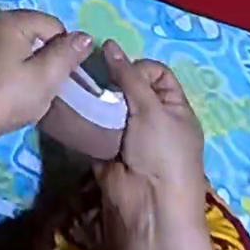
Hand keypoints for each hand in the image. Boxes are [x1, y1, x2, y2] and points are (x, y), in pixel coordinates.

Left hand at [0, 10, 89, 144]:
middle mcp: (1, 22)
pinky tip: (21, 89)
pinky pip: (15, 54)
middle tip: (50, 84)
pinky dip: (23, 69)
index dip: (65, 50)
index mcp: (14, 20)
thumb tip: (86, 36)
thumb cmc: (8, 95)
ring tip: (36, 89)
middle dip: (51, 56)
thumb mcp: (45, 76)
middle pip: (41, 32)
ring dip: (38, 65)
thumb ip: (67, 54)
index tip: (62, 76)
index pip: (55, 25)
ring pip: (29, 45)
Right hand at [94, 41, 225, 249]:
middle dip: (112, 80)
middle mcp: (154, 118)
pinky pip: (96, 121)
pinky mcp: (108, 145)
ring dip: (98, 96)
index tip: (120, 72)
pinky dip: (87, 114)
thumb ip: (128, 75)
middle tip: (93, 75)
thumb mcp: (151, 108)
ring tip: (80, 87)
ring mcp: (130, 133)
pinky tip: (74, 103)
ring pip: (110, 102)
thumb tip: (109, 43)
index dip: (138, 67)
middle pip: (130, 85)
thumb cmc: (162, 153)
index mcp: (175, 109)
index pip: (157, 73)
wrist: (147, 206)